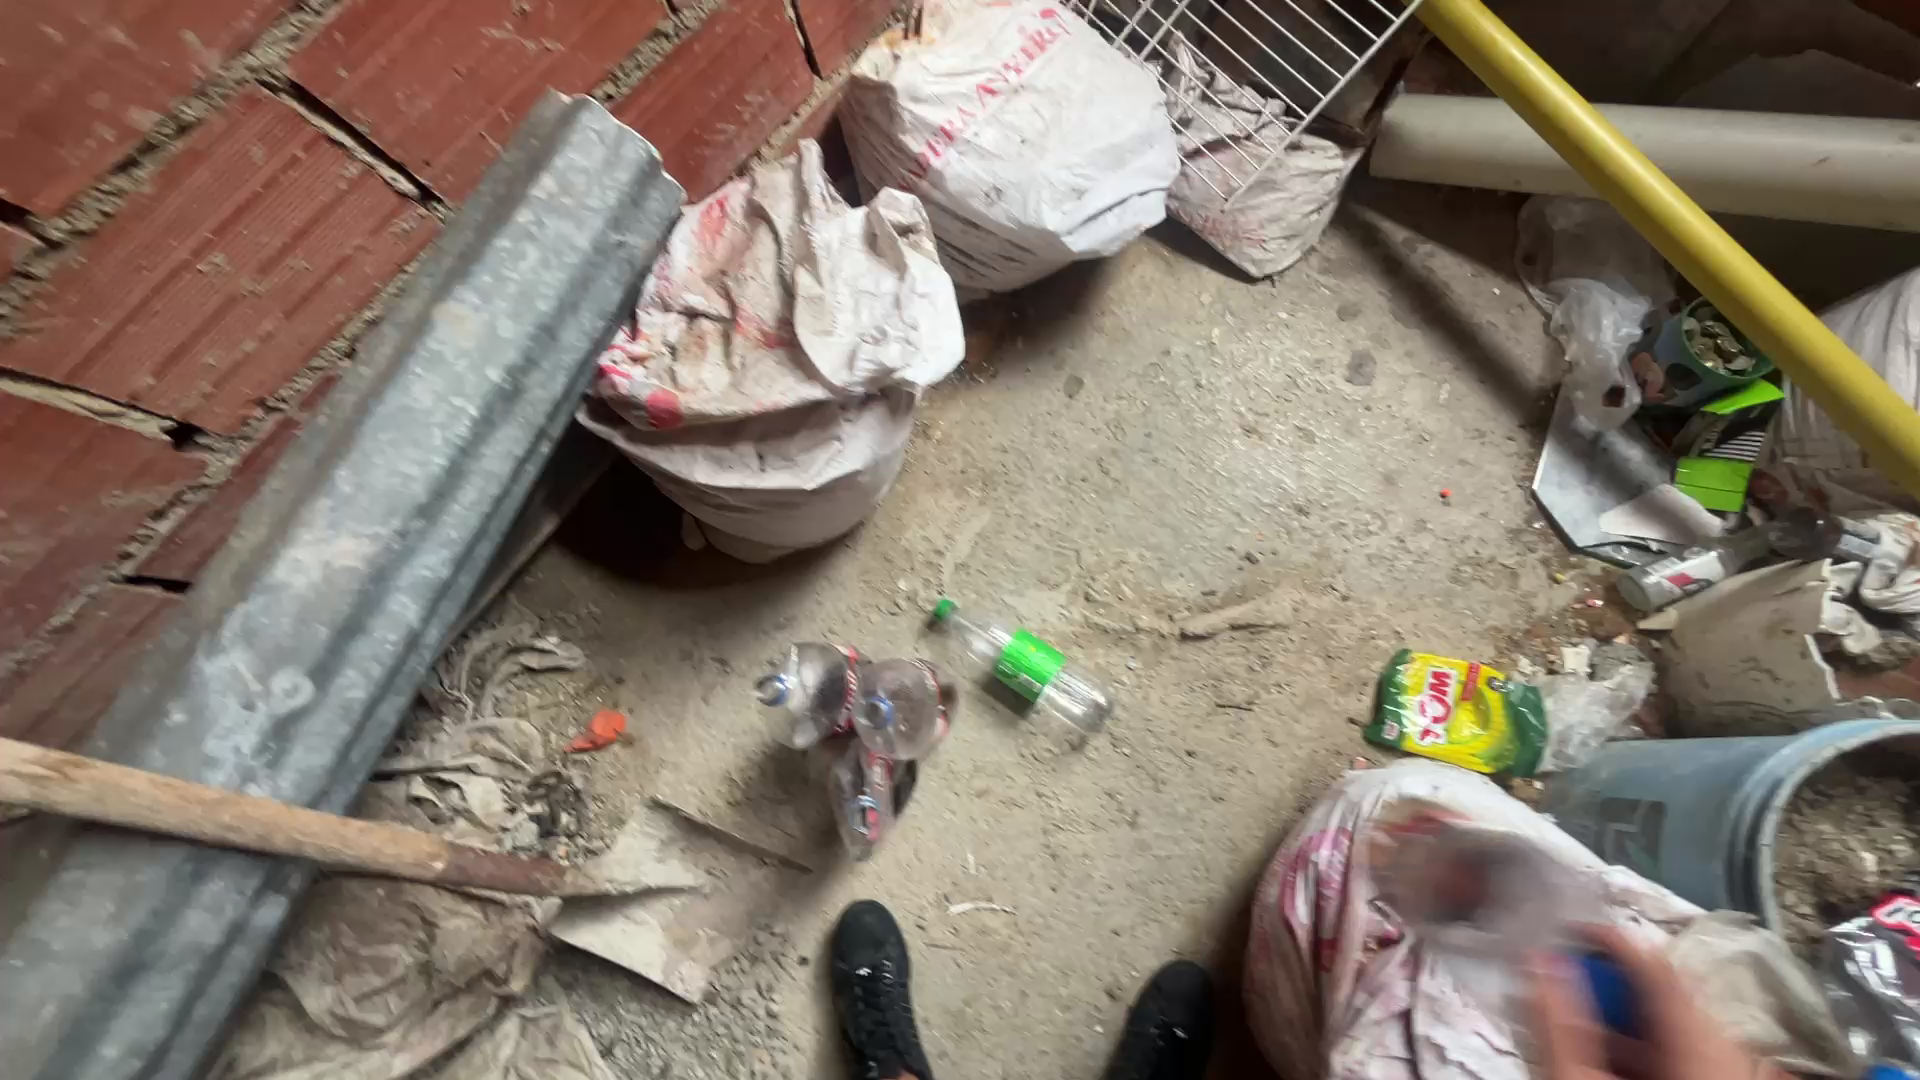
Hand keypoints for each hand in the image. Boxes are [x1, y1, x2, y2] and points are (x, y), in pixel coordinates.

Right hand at [1526, 924, 1779, 1079]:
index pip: (1661, 970)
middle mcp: (1734, 1065)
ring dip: (1621, 1018)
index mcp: (1703, 1055)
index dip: (1610, 939)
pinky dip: (1642, 1050)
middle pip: (1669, 1001)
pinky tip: (1604, 1060)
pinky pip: (1688, 1059)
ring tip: (1573, 1026)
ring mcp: (1733, 1079)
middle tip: (1555, 984)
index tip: (1561, 925)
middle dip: (1607, 985)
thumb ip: (1555, 1018)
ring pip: (1677, 1032)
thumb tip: (1537, 955)